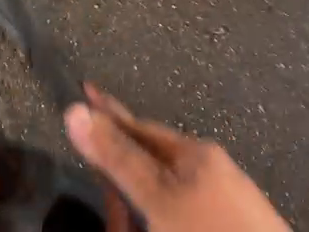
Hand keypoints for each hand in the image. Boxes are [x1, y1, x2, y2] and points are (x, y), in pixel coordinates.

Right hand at [66, 86, 289, 231]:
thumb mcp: (158, 198)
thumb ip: (117, 157)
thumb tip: (73, 110)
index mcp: (195, 152)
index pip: (138, 125)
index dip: (107, 112)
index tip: (84, 89)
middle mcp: (212, 167)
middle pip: (153, 159)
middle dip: (123, 171)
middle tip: (102, 190)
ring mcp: (229, 200)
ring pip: (170, 189)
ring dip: (143, 203)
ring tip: (125, 220)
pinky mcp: (235, 224)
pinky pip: (187, 210)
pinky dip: (163, 217)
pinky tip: (157, 224)